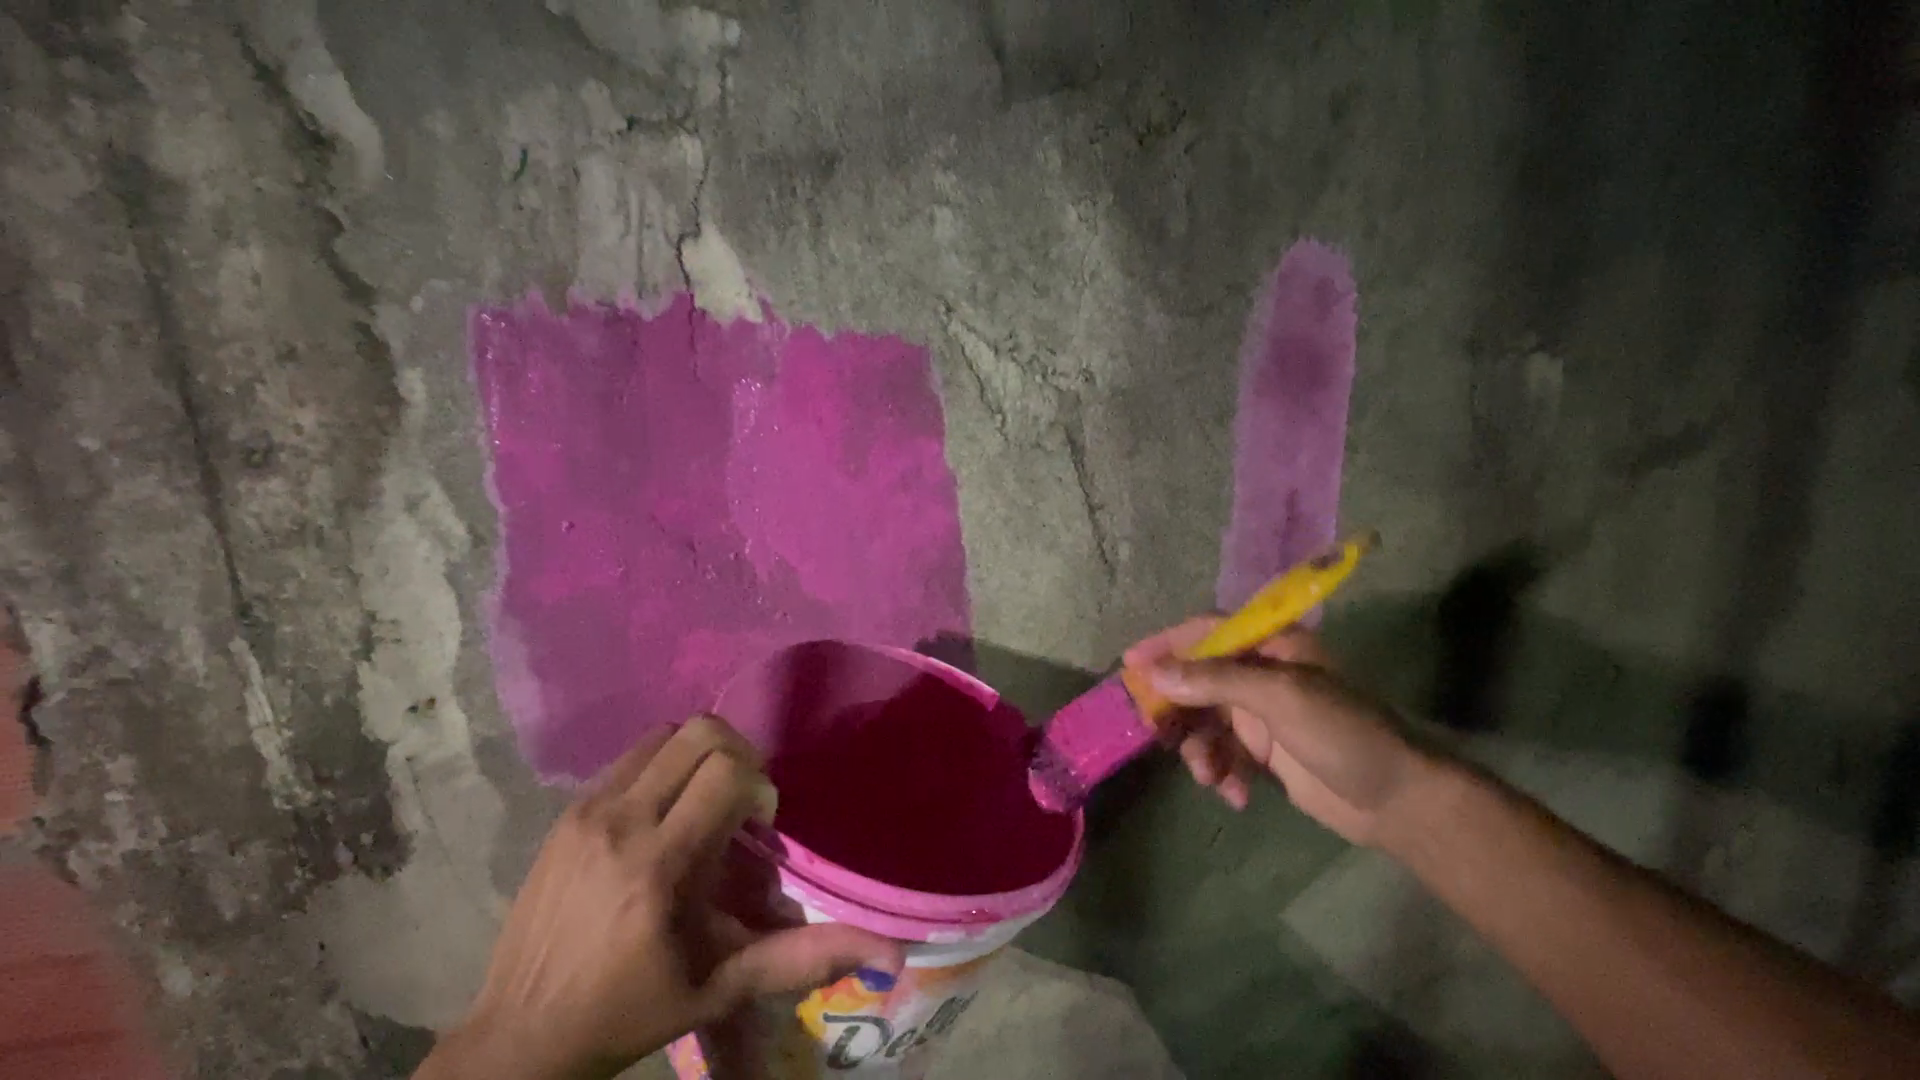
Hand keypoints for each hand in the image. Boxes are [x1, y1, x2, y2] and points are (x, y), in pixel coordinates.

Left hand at [426, 715, 903, 1079]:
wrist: (521, 1033)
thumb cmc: (631, 1009)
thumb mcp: (719, 988)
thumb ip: (800, 957)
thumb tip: (886, 951)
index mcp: (660, 866)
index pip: (727, 771)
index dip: (759, 785)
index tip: (760, 824)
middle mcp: (621, 822)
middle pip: (698, 733)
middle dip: (737, 755)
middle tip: (741, 803)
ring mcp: (586, 811)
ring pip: (662, 734)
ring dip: (698, 756)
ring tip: (704, 804)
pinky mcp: (566, 812)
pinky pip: (629, 758)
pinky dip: (661, 767)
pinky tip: (663, 816)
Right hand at [1124, 617, 1436, 846]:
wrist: (1397, 800)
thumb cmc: (1343, 732)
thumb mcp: (1279, 697)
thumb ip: (1214, 680)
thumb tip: (1153, 672)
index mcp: (1273, 646)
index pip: (1207, 630)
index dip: (1167, 643)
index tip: (1130, 663)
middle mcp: (1263, 674)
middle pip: (1198, 681)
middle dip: (1178, 711)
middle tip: (1157, 735)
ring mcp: (1263, 716)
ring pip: (1205, 723)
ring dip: (1200, 751)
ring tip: (1211, 776)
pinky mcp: (1265, 753)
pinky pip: (1223, 755)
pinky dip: (1222, 773)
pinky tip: (1237, 795)